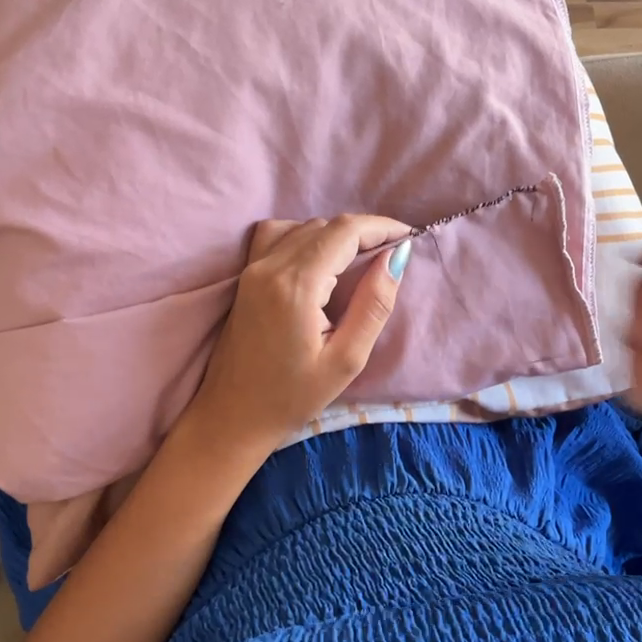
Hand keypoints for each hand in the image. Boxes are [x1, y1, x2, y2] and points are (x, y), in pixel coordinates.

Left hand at [187, 215, 412, 453]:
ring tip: (361, 261)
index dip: (381, 227)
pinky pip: (277, 234)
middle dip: (363, 233)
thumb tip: (397, 257)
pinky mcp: (245, 277)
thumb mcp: (346, 359)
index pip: (345, 232)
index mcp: (296, 286)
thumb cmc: (292, 397)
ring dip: (336, 235)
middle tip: (391, 256)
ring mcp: (252, 269)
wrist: (232, 416)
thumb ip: (374, 304)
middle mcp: (269, 266)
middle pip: (325, 226)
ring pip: (303, 227)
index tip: (409, 236)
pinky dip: (306, 236)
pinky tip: (320, 262)